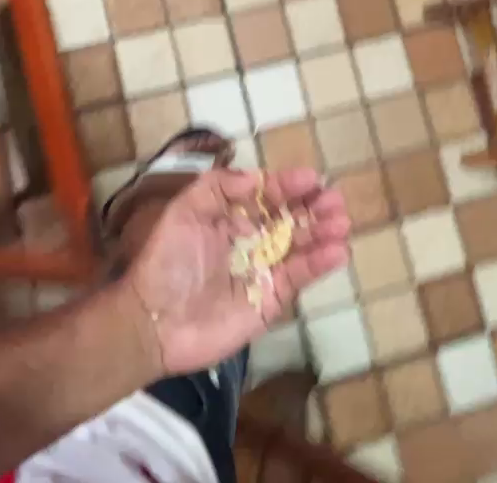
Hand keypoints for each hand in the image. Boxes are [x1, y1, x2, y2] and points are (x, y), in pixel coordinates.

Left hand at [121, 168, 349, 374]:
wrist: (155, 320)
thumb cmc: (168, 260)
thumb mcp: (185, 211)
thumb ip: (219, 188)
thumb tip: (257, 177)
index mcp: (228, 216)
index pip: (265, 195)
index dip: (288, 186)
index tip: (312, 178)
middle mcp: (249, 240)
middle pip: (289, 219)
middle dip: (313, 208)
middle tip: (336, 200)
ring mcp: (263, 270)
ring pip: (300, 246)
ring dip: (322, 233)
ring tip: (342, 222)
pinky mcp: (271, 300)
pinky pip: (299, 278)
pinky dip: (319, 264)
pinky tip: (337, 251)